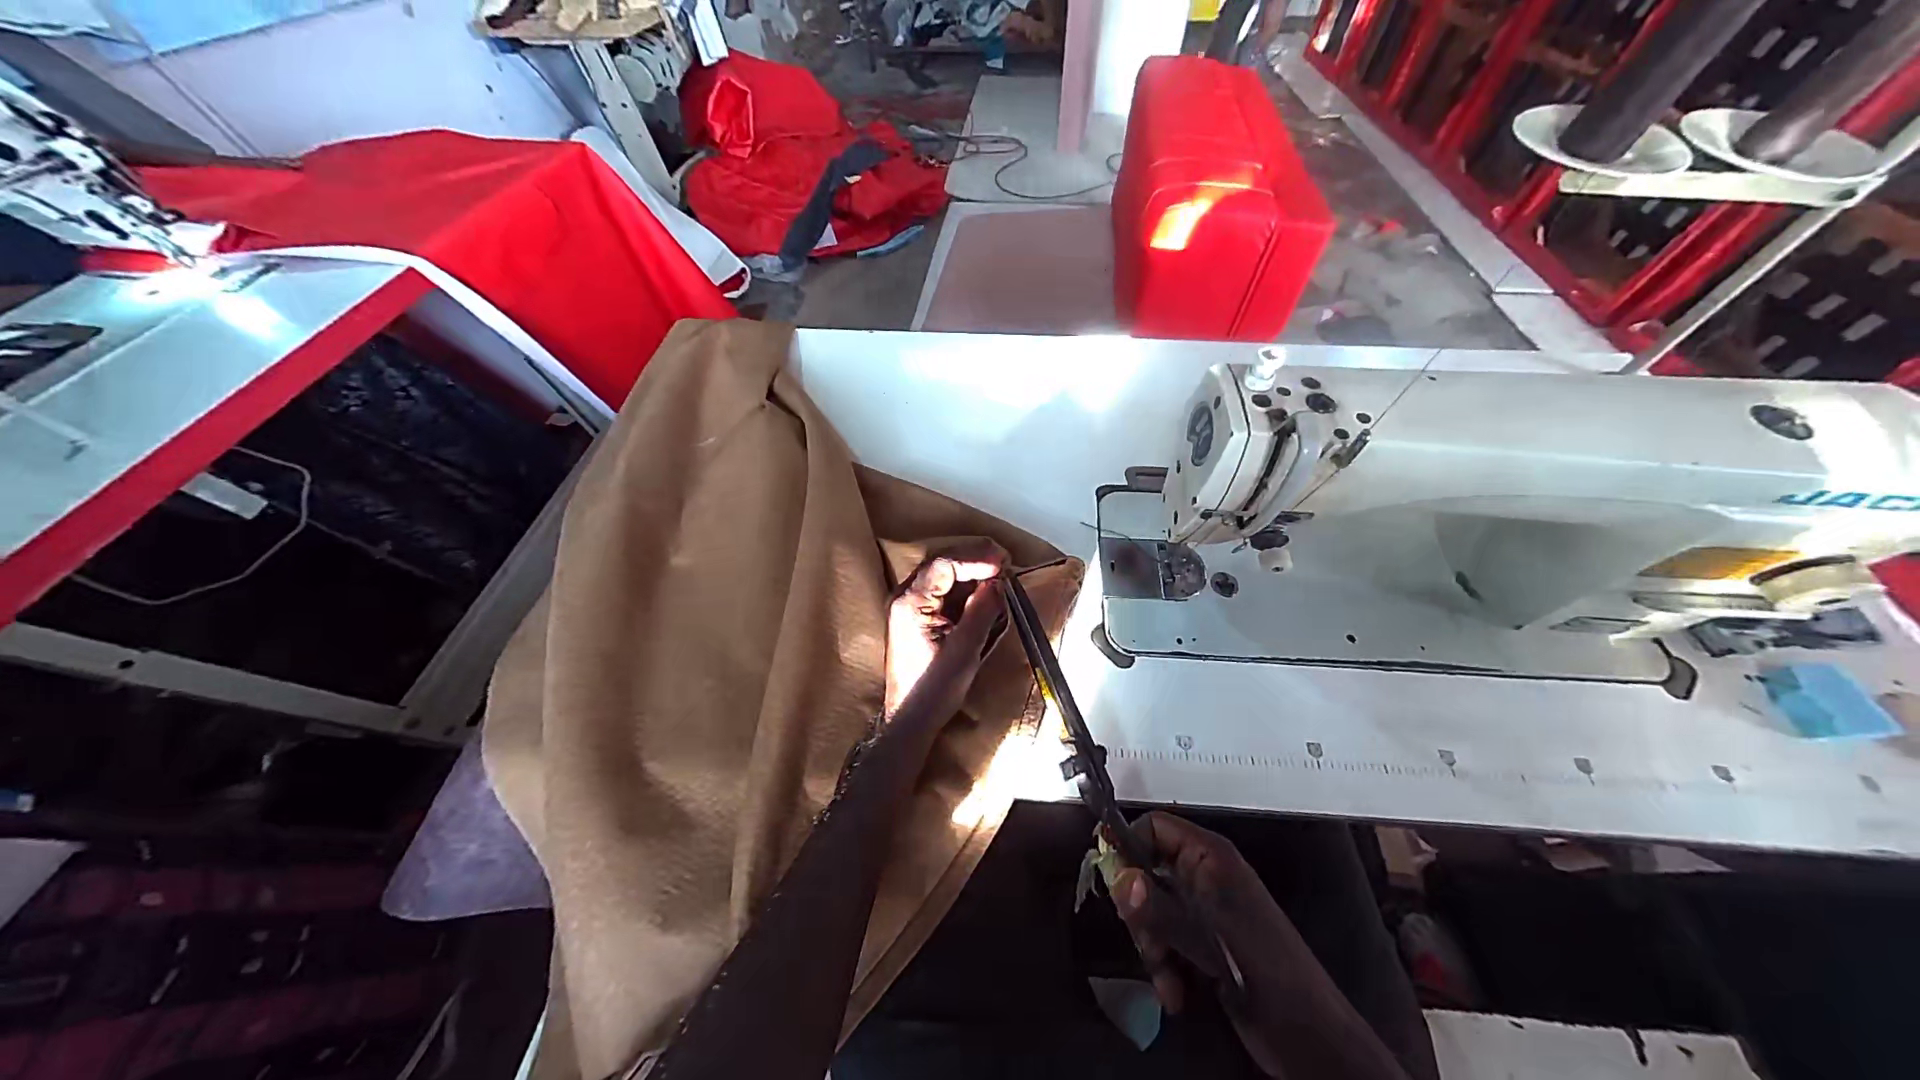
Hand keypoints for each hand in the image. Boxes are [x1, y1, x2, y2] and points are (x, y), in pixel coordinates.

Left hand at [883, 545, 1008, 725]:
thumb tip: (998, 584)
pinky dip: (964, 589)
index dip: (975, 559)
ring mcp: (909, 608)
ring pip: (943, 577)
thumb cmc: (932, 689)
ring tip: (1000, 575)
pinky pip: (942, 592)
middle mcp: (905, 599)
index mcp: (910, 603)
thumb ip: (982, 610)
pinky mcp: (917, 619)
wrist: (910, 719)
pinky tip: (984, 592)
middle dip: (975, 560)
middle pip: (942, 564)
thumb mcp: (965, 648)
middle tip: (1004, 562)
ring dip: (971, 573)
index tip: (1002, 562)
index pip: (944, 564)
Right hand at [1109, 813, 1412, 1079]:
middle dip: (1140, 913)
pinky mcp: (1201, 943)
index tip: (1114, 883)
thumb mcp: (1209, 941)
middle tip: (1149, 945)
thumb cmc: (1269, 977)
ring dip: (1151, 947)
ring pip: (1150, 910)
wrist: (1313, 1041)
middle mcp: (1204, 876)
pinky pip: (1163, 940)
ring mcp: (1202, 911)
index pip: (1153, 827)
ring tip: (1168, 980)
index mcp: (1211, 858)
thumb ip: (1160, 909)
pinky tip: (1176, 992)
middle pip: (1145, 871)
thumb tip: (1118, 878)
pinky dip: (1164, 966)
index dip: (1128, 847)